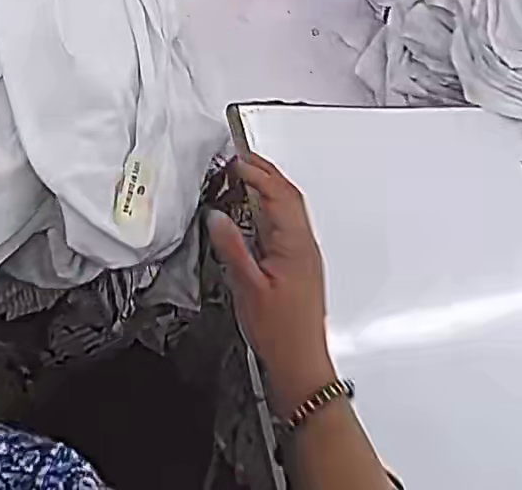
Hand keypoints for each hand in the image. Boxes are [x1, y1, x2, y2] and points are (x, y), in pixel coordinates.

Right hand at [208, 153, 335, 416]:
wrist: (302, 365)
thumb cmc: (280, 332)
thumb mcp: (248, 288)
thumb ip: (232, 248)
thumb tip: (217, 216)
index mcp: (295, 244)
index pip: (278, 194)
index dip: (256, 172)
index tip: (235, 161)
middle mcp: (304, 242)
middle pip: (288, 193)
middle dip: (264, 169)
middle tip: (240, 156)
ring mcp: (303, 251)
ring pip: (289, 205)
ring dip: (269, 183)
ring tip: (245, 172)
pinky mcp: (299, 260)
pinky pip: (287, 218)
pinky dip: (270, 201)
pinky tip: (255, 206)